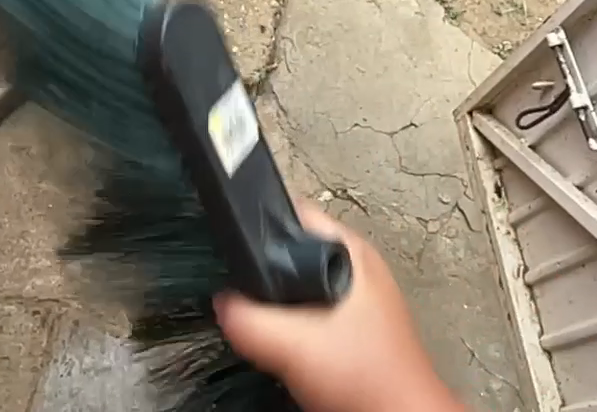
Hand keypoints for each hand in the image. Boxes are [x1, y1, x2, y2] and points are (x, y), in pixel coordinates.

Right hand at [216, 205, 460, 411]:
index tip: (237, 244)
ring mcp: (359, 299)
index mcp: (353, 252)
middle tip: (245, 287)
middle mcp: (359, 268)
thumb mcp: (296, 346)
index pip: (297, 214)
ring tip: (263, 317)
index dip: (264, 226)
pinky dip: (296, 321)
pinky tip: (287, 343)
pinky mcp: (356, 328)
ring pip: (305, 283)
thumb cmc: (373, 381)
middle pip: (297, 250)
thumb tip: (223, 303)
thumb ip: (251, 320)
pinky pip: (313, 310)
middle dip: (268, 268)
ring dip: (281, 299)